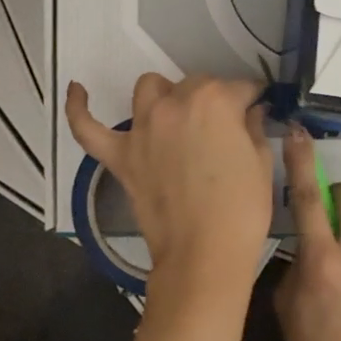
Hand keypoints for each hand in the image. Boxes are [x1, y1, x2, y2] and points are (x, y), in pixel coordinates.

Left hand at [67, 75, 272, 288]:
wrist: (204, 254)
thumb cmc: (242, 212)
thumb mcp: (262, 165)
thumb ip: (253, 129)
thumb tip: (250, 112)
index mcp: (215, 101)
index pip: (239, 88)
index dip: (251, 100)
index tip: (257, 111)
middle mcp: (174, 104)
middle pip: (194, 86)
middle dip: (213, 100)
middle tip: (225, 129)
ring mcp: (142, 129)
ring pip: (149, 90)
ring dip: (165, 96)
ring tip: (177, 116)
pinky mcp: (119, 156)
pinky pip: (88, 126)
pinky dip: (79, 106)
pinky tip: (78, 91)